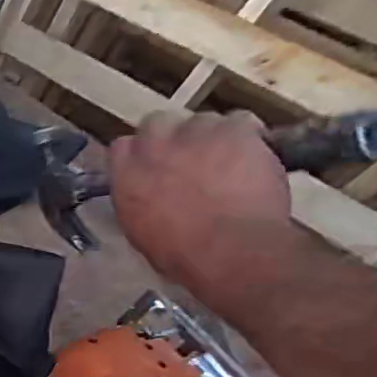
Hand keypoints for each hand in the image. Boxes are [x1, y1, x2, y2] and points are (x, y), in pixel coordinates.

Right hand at [108, 112, 297, 289]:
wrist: (228, 250)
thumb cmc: (182, 255)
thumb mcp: (142, 232)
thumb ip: (140, 201)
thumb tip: (149, 195)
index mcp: (126, 174)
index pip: (123, 147)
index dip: (142, 155)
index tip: (155, 168)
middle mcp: (154, 145)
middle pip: (158, 123)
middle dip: (173, 138)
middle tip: (192, 162)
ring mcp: (195, 132)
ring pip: (202, 121)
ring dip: (212, 138)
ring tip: (230, 165)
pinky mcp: (234, 129)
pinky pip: (241, 122)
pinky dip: (248, 137)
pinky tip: (253, 161)